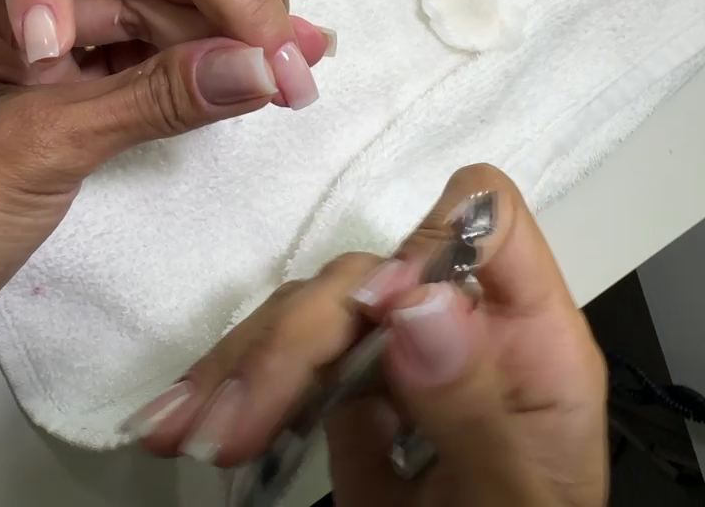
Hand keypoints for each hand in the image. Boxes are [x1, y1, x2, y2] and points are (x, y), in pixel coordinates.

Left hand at [0, 0, 329, 474]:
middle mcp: (10, 14)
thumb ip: (157, 98)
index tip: (268, 11)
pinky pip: (121, 84)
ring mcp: (30, 67)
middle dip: (211, 21)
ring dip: (203, 56)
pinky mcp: (45, 115)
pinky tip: (233, 92)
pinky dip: (175, 90)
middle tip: (300, 45)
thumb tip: (265, 66)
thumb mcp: (41, 147)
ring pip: (132, 41)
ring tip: (288, 67)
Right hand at [128, 165, 608, 506]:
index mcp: (522, 341)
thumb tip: (412, 299)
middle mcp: (454, 330)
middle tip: (229, 423)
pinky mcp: (348, 394)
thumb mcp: (518, 500)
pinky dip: (232, 387)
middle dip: (291, 341)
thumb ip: (476, 408)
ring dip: (242, 366)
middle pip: (365, 279)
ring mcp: (397, 359)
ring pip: (309, 316)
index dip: (428, 240)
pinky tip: (186, 419)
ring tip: (181, 428)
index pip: (485, 224)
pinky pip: (285, 366)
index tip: (373, 310)